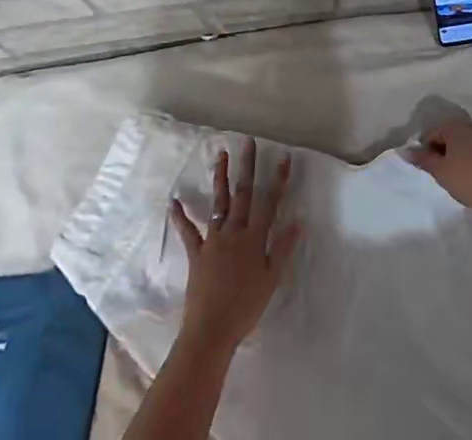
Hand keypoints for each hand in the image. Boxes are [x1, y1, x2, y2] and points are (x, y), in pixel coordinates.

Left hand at [168, 138, 301, 353]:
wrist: (211, 329)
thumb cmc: (246, 307)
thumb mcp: (271, 279)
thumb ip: (283, 249)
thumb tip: (297, 221)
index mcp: (254, 238)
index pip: (269, 203)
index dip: (278, 179)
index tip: (283, 157)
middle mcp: (234, 232)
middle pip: (243, 194)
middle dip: (247, 167)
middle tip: (248, 143)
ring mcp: (213, 240)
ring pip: (219, 203)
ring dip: (220, 178)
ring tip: (221, 155)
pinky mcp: (197, 253)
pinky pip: (188, 231)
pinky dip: (181, 216)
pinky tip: (174, 202)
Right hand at [404, 121, 471, 219]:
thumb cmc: (467, 180)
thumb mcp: (440, 171)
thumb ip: (423, 159)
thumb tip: (406, 151)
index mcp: (454, 128)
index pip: (432, 134)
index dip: (426, 149)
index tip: (427, 166)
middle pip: (452, 133)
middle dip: (445, 146)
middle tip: (442, 168)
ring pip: (471, 137)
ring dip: (464, 147)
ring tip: (461, 166)